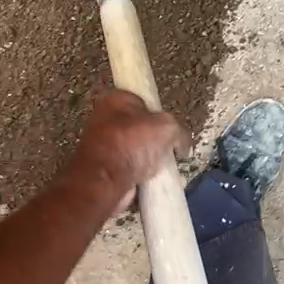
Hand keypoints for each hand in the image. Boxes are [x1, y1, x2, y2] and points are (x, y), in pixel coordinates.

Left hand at [62, 90, 190, 210]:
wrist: (105, 181)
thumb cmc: (133, 142)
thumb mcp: (168, 127)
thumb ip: (180, 132)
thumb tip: (182, 145)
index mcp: (114, 99)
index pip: (141, 101)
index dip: (159, 114)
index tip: (170, 128)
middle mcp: (103, 120)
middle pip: (139, 129)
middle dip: (156, 142)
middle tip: (169, 151)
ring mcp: (101, 147)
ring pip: (136, 153)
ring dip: (151, 163)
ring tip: (165, 171)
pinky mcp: (103, 172)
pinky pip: (130, 172)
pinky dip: (142, 179)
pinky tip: (155, 184)